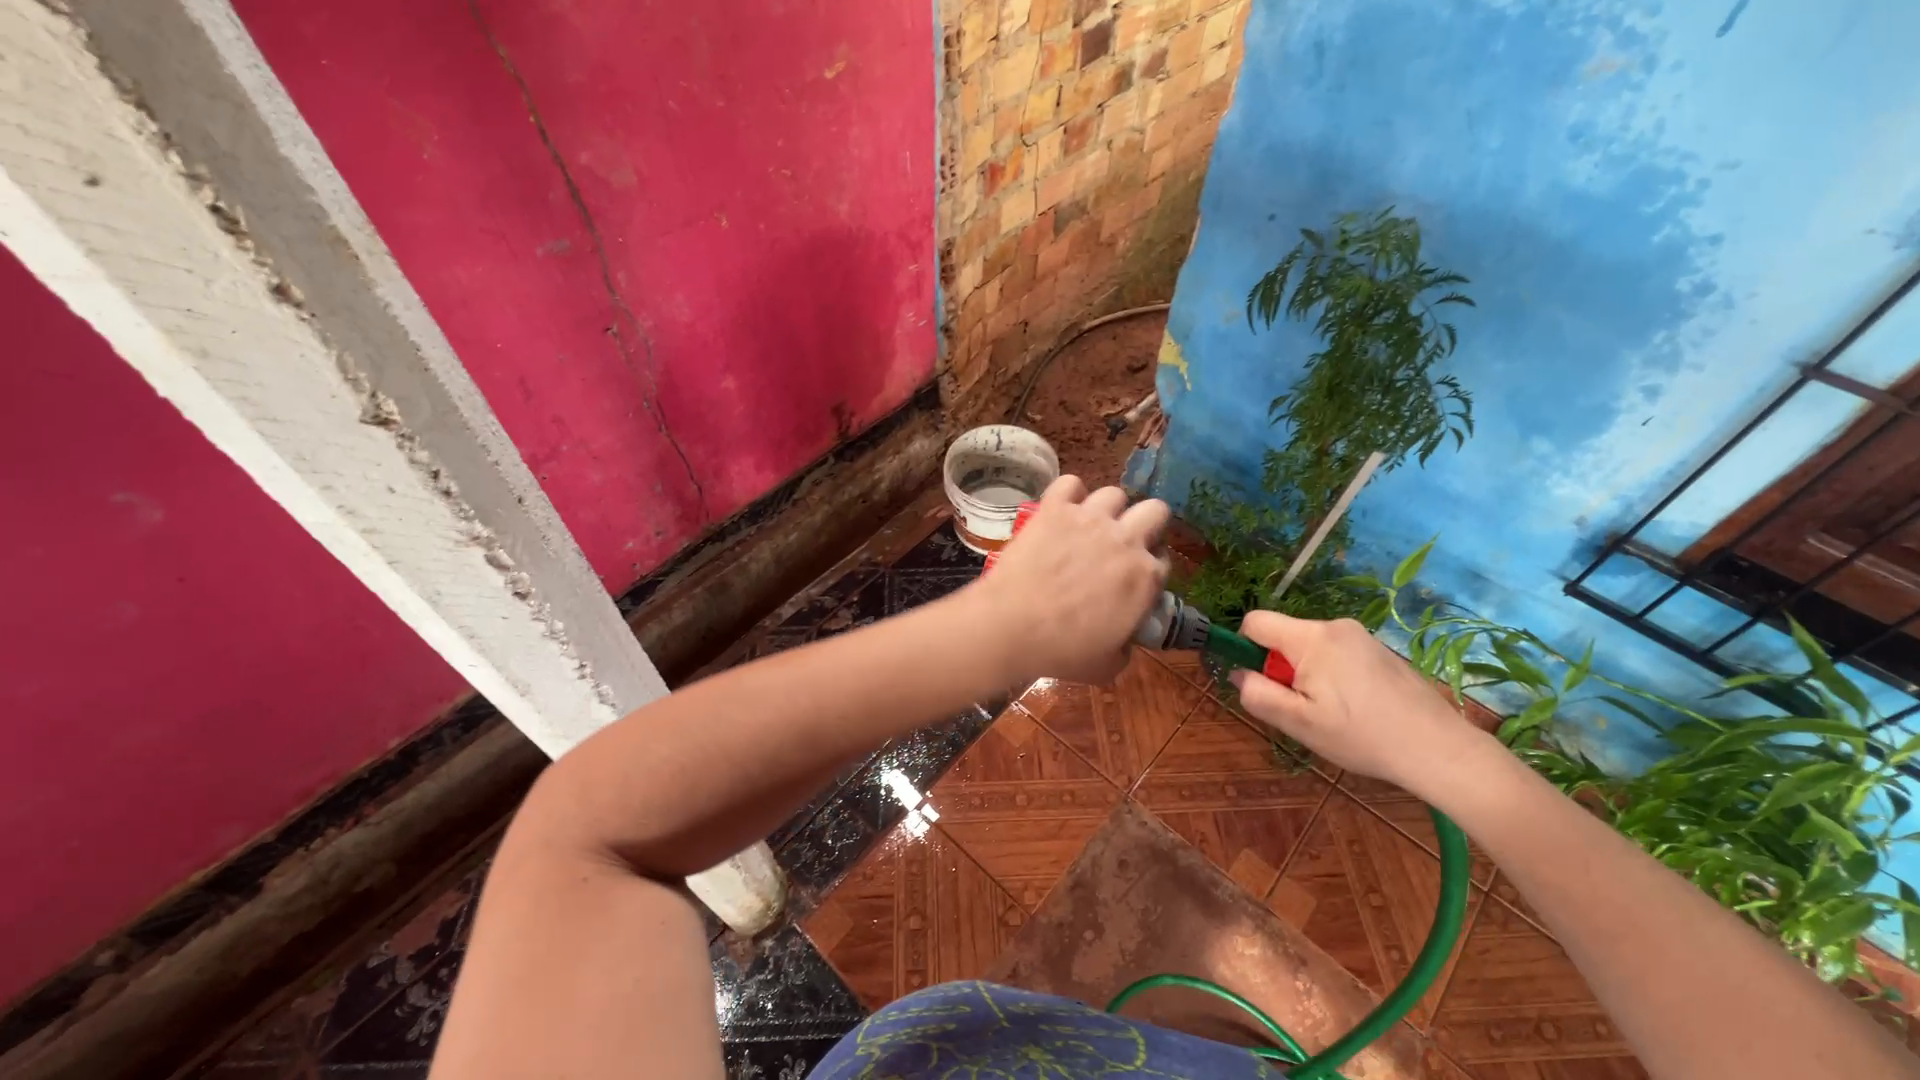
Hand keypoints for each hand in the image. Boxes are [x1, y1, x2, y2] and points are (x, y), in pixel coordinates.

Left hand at [965, 476, 1169, 684]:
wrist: (1012, 626)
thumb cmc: (1062, 651)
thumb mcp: (1107, 665)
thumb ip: (1125, 648)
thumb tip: (1125, 642)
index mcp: (1145, 578)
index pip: (1164, 561)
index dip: (1151, 567)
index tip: (1136, 576)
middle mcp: (1125, 540)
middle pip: (1156, 510)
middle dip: (1146, 523)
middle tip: (1125, 541)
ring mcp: (1089, 519)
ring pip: (1114, 493)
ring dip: (1107, 509)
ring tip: (1091, 525)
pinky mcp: (1054, 508)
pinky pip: (1070, 483)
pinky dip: (1068, 493)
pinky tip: (1062, 508)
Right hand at [1229, 612, 1494, 795]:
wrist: (1439, 748)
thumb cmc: (1362, 736)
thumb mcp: (1299, 723)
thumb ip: (1258, 694)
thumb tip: (1237, 674)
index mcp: (1311, 638)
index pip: (1255, 622)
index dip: (1244, 648)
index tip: (1259, 682)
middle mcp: (1336, 626)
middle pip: (1285, 636)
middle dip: (1281, 668)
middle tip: (1300, 709)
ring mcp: (1362, 637)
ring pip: (1311, 648)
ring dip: (1307, 675)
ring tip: (1331, 715)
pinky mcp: (1380, 651)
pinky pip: (1338, 655)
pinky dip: (1333, 677)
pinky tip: (1355, 711)